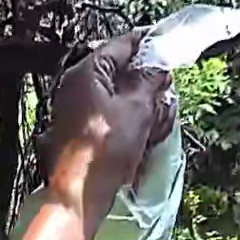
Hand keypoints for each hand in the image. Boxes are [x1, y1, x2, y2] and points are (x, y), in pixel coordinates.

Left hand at [19, 34, 173, 239]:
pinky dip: (122, 121)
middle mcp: (71, 89)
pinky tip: (138, 135)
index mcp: (84, 73)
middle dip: (143, 79)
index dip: (148, 45)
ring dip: (135, 103)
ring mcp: (70, 113)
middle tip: (164, 89)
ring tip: (155, 116)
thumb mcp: (137, 108)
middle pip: (115, 72)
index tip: (169, 48)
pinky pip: (103, 119)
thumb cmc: (105, 149)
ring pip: (111, 97)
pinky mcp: (73, 136)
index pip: (121, 45)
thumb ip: (149, 80)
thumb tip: (156, 67)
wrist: (79, 195)